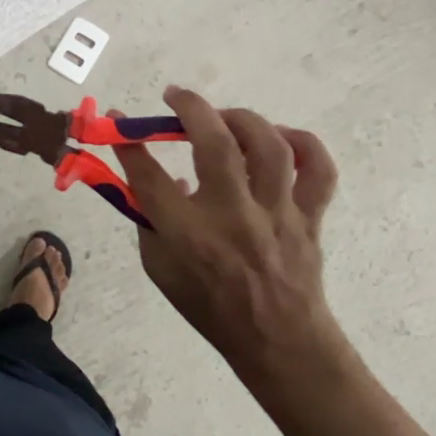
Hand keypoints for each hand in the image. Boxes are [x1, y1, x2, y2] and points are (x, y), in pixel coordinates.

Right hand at [111, 86, 350, 396]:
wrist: (277, 339)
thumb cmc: (208, 306)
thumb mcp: (159, 269)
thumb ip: (151, 222)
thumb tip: (155, 180)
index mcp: (188, 234)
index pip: (149, 175)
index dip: (128, 143)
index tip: (117, 124)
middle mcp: (232, 216)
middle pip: (214, 144)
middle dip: (190, 109)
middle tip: (174, 96)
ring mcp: (277, 214)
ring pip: (269, 146)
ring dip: (241, 119)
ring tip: (222, 115)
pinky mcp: (309, 216)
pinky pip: (318, 169)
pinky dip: (302, 144)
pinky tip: (280, 138)